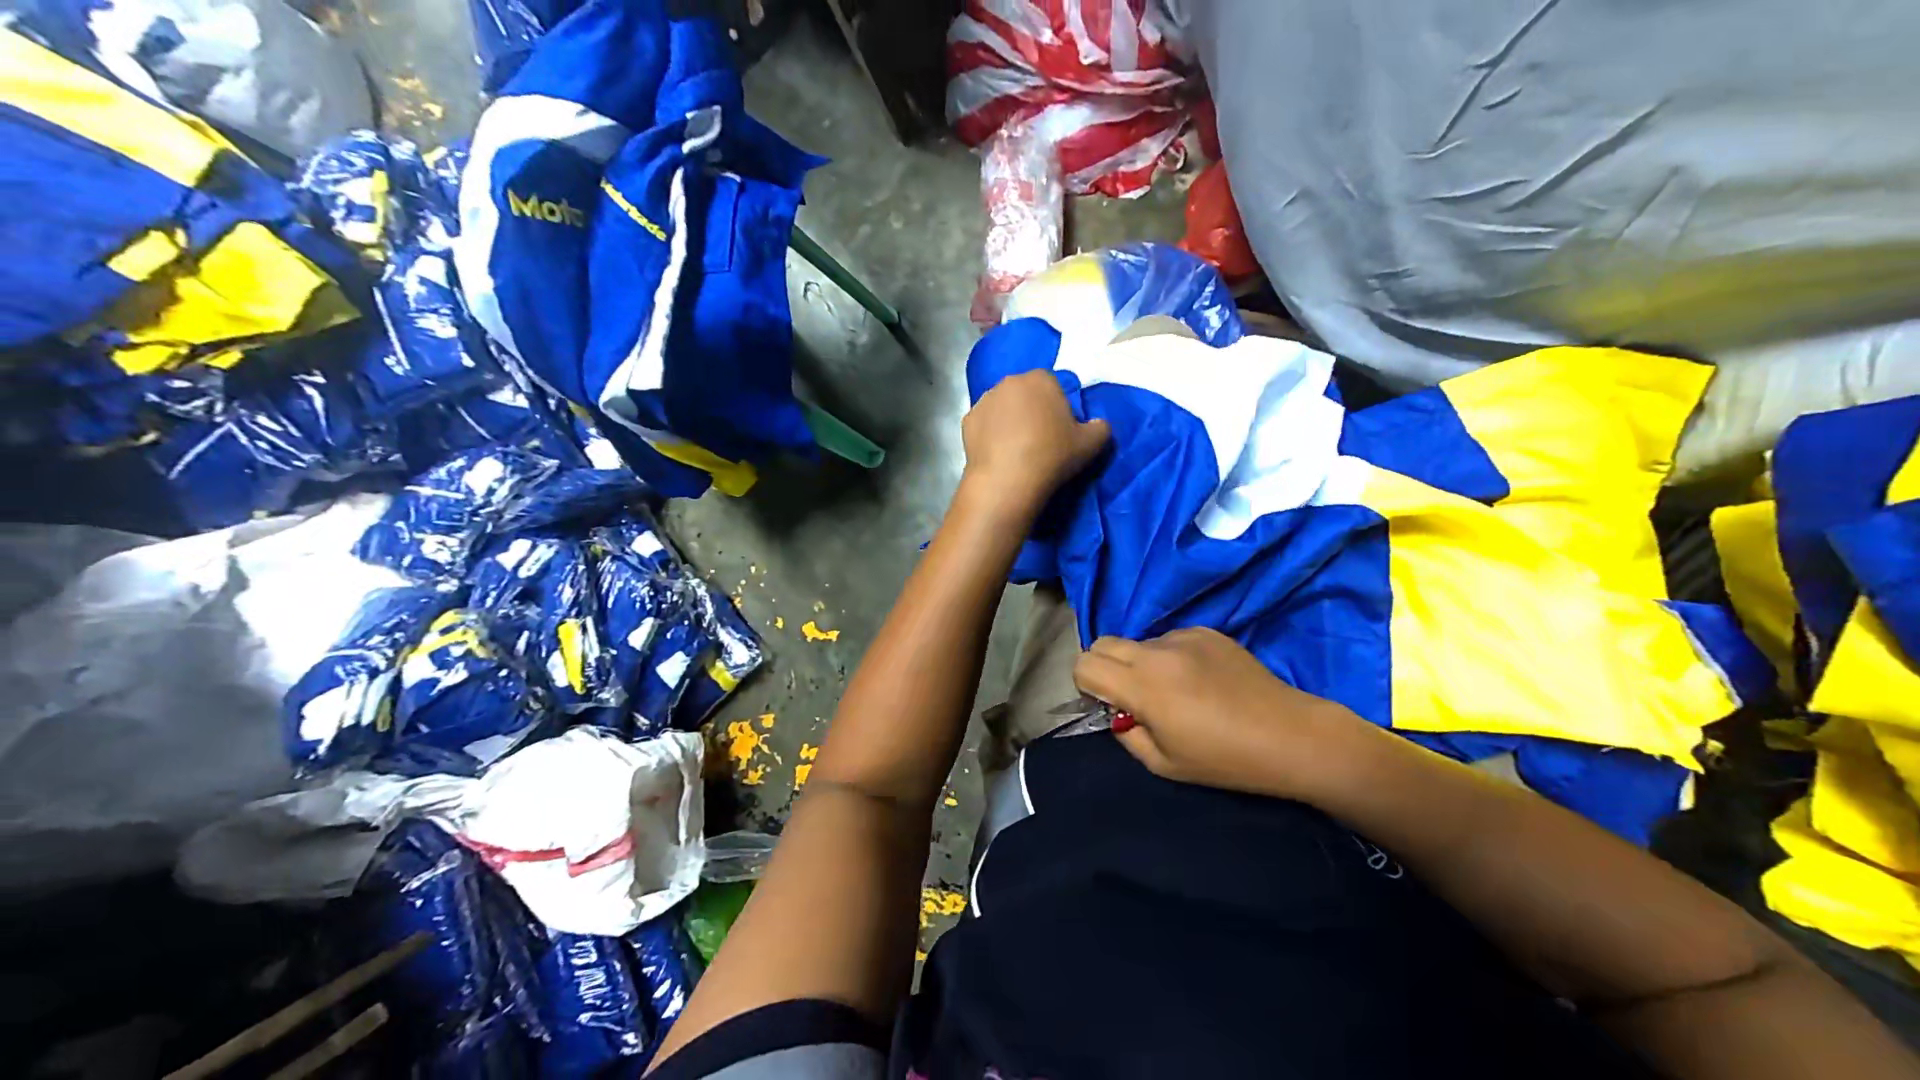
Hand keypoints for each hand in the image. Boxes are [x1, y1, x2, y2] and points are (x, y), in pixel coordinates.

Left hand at [959, 371, 1109, 518]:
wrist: (1007, 480)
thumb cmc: (1052, 455)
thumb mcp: (1091, 444)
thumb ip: (1101, 428)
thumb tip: (1098, 424)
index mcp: (1041, 378)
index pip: (1053, 386)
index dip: (1057, 407)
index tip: (1060, 430)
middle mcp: (1009, 381)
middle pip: (1025, 393)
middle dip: (1031, 410)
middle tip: (1039, 440)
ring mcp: (984, 400)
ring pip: (1002, 407)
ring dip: (1009, 421)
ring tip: (1016, 449)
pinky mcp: (967, 421)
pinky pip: (985, 425)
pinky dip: (990, 435)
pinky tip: (999, 454)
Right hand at [1071, 627, 1374, 800]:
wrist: (1291, 736)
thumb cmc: (1225, 760)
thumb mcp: (1163, 763)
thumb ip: (1127, 734)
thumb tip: (1118, 713)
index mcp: (1143, 685)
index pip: (1085, 663)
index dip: (1088, 686)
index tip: (1109, 706)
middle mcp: (1157, 651)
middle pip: (1103, 643)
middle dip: (1106, 668)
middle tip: (1133, 698)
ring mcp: (1184, 637)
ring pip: (1139, 643)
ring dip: (1142, 663)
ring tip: (1178, 692)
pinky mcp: (1207, 632)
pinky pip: (1171, 640)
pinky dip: (1172, 658)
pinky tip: (1203, 682)